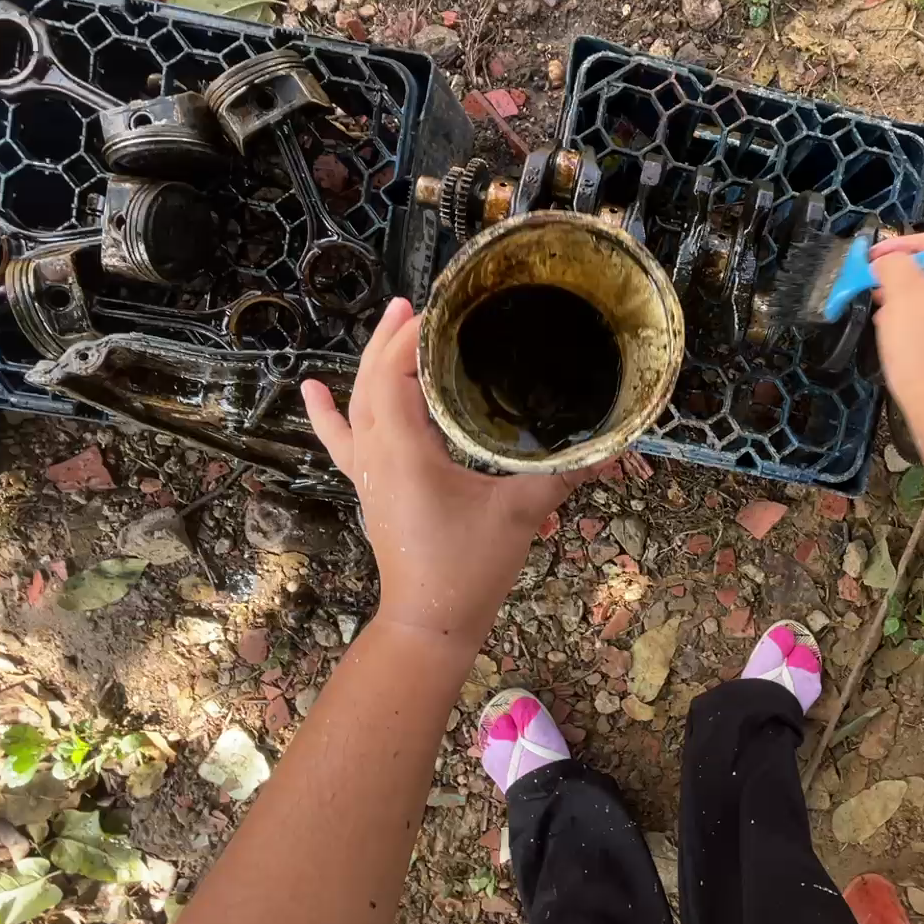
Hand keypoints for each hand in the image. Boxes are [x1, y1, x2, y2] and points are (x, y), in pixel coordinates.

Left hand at [301, 298, 585, 647]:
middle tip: (413, 303)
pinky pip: (343, 441)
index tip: (440, 310)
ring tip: (387, 324)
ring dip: (370, 362)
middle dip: (391, 339)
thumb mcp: (521, 513)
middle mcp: (378, 455)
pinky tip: (310, 390)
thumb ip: (565, 475)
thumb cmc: (470, 565)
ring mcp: (369, 473)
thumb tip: (613, 446)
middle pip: (372, 382)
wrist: (431, 620)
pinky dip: (327, 412)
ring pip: (357, 405)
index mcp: (407, 452)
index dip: (412, 340)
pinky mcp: (372, 488)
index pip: (395, 377)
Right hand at [868, 232, 923, 402]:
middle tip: (873, 278)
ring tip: (878, 302)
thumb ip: (892, 262)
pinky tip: (890, 324)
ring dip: (900, 294)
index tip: (873, 254)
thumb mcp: (901, 287)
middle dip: (898, 271)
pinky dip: (909, 314)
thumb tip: (886, 261)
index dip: (899, 243)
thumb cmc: (920, 336)